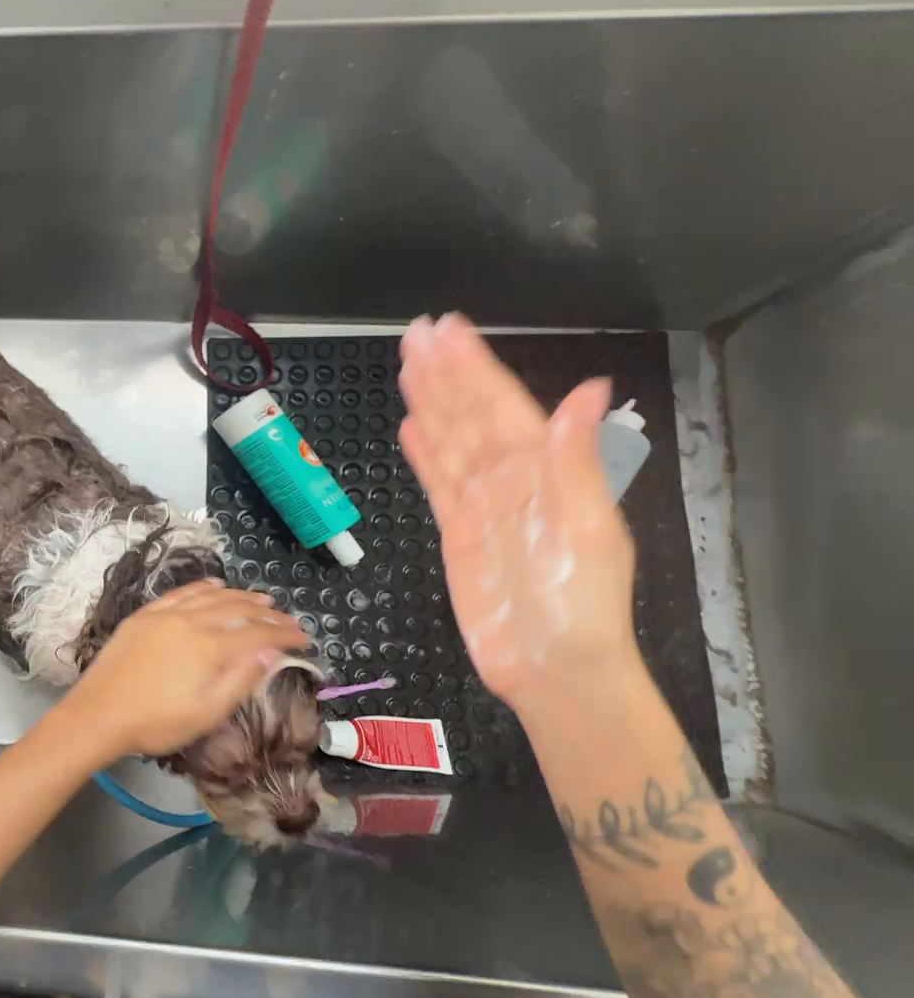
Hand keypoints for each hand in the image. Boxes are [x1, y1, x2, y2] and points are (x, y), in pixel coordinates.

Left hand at [60, 580, 308, 757]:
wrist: (99, 713)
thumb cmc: (157, 722)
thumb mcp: (207, 712)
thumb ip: (241, 680)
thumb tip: (271, 653)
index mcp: (210, 647)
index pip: (258, 634)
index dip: (285, 635)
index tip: (305, 638)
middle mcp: (190, 622)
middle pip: (237, 609)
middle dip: (267, 613)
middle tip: (287, 618)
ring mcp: (164, 615)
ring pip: (209, 596)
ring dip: (239, 596)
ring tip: (260, 598)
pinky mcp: (143, 616)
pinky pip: (179, 593)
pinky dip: (202, 587)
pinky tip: (213, 586)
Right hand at [397, 314, 643, 712]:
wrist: (552, 668)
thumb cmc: (578, 605)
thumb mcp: (588, 530)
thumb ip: (576, 461)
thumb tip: (583, 391)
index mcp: (544, 471)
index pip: (500, 407)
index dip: (473, 368)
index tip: (446, 330)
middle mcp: (512, 479)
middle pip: (469, 416)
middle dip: (444, 373)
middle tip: (417, 333)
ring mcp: (483, 505)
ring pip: (450, 442)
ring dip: (431, 403)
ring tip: (409, 366)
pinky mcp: (459, 533)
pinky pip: (439, 482)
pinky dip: (425, 454)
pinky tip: (412, 428)